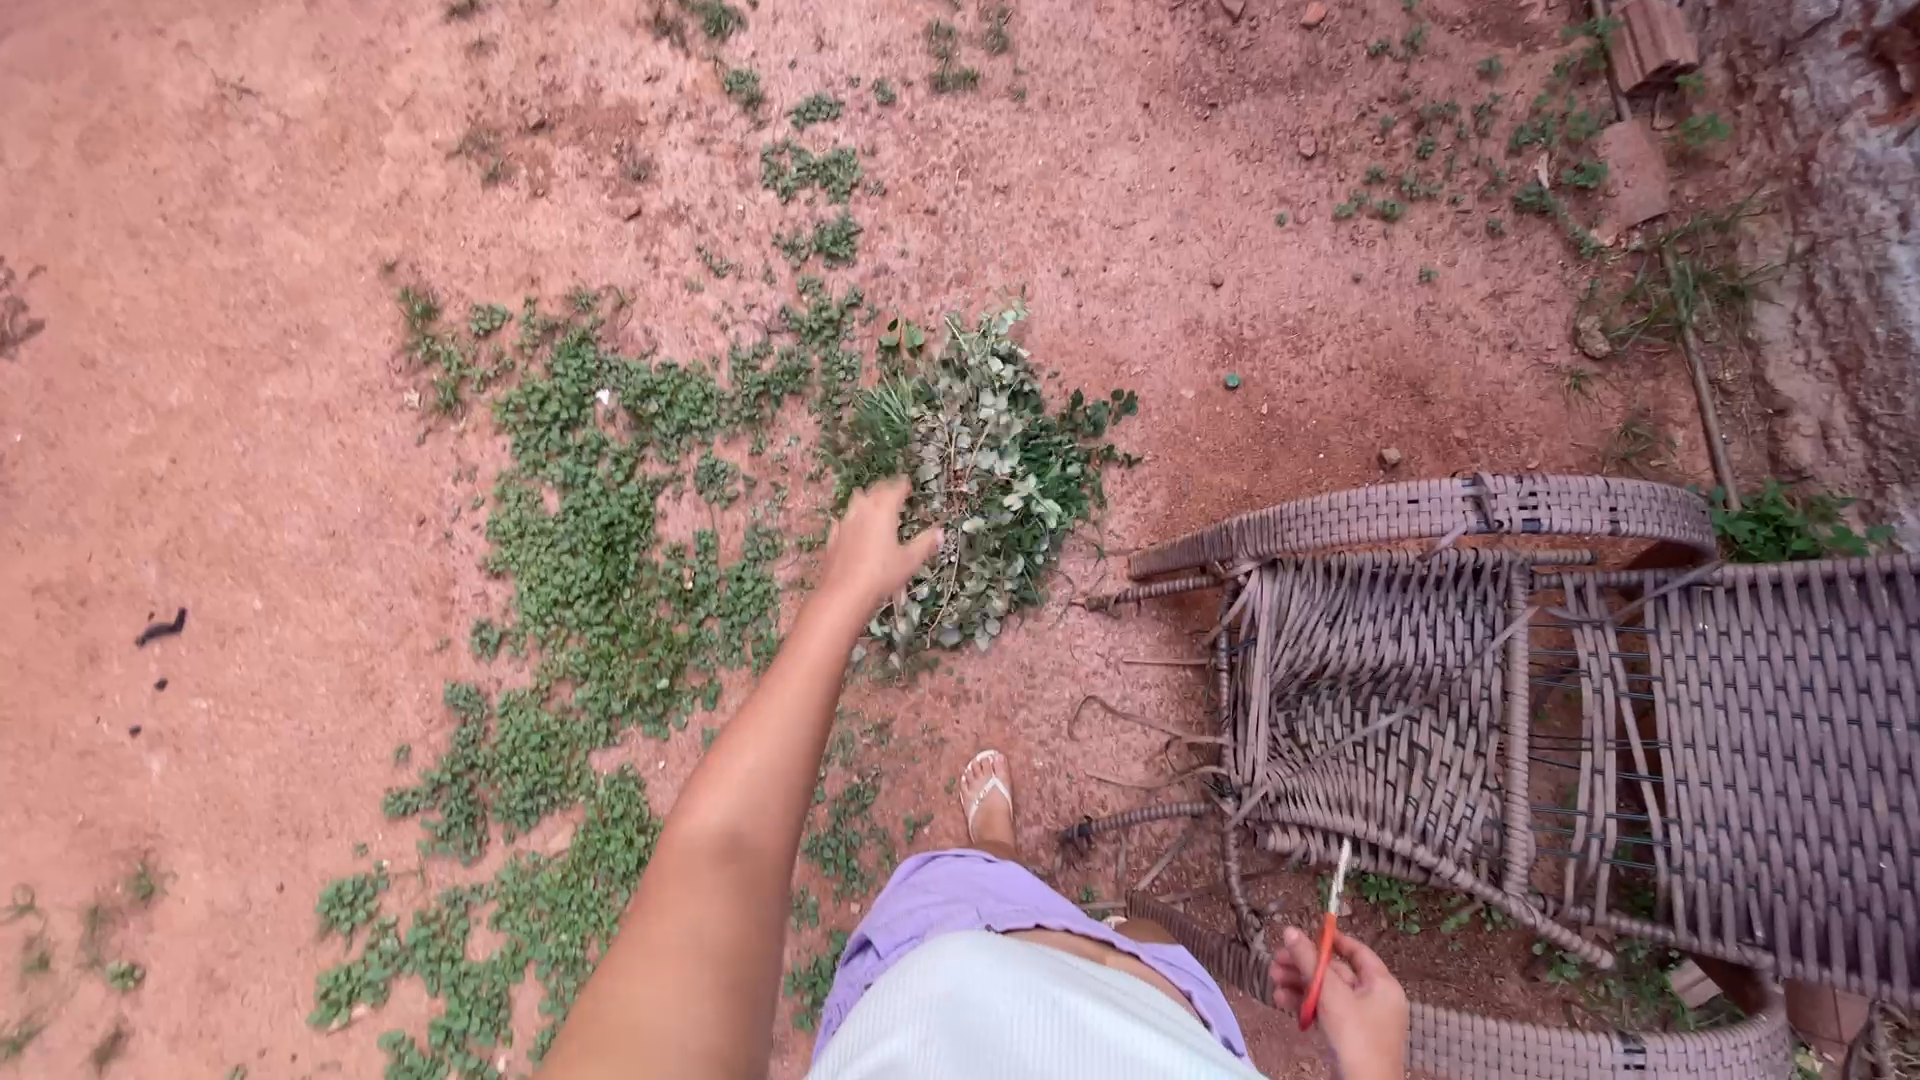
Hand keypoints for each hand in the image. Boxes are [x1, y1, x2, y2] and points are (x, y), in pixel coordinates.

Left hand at [818, 477, 942, 617]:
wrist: (845, 592)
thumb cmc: (882, 574)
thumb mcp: (910, 560)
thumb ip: (925, 543)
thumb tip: (940, 532)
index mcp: (883, 511)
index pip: (894, 489)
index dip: (902, 485)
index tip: (907, 483)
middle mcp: (863, 511)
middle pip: (873, 491)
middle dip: (884, 488)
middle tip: (893, 490)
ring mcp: (845, 524)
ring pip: (855, 503)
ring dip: (866, 499)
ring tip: (872, 502)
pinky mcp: (833, 538)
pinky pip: (842, 521)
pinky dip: (850, 519)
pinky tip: (849, 524)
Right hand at [1271, 926, 1408, 1079]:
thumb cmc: (1354, 1036)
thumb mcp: (1329, 993)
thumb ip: (1309, 960)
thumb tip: (1289, 929)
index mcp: (1381, 985)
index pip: (1357, 951)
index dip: (1332, 940)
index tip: (1305, 933)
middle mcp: (1375, 999)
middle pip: (1335, 971)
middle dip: (1303, 965)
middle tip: (1276, 960)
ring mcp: (1362, 1019)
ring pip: (1326, 991)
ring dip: (1298, 983)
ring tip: (1273, 980)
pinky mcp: (1348, 1035)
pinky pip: (1325, 1010)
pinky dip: (1305, 1003)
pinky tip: (1281, 1000)